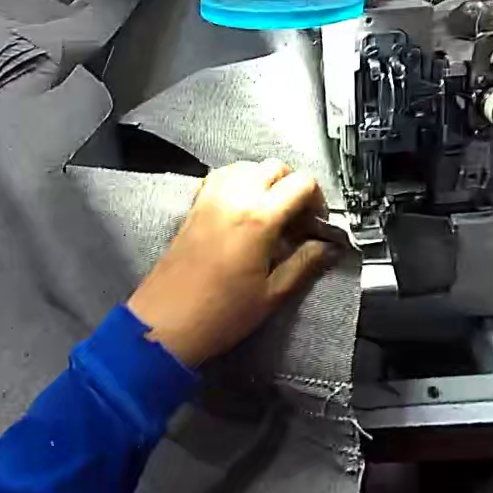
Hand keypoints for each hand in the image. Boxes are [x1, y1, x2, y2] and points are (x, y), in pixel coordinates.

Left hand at [127, 160, 333, 367]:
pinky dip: (240, 183)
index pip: (301, 184)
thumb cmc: (218, 315)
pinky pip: (222, 177)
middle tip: (297, 219)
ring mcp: (210, 201)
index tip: (317, 223)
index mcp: (258, 218)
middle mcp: (234, 199)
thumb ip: (305, 263)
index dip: (317, 200)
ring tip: (271, 214)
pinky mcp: (194, 208)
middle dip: (293, 187)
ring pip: (248, 167)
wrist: (164, 326)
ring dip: (266, 182)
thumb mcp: (273, 293)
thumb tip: (327, 246)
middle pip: (275, 168)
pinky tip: (245, 210)